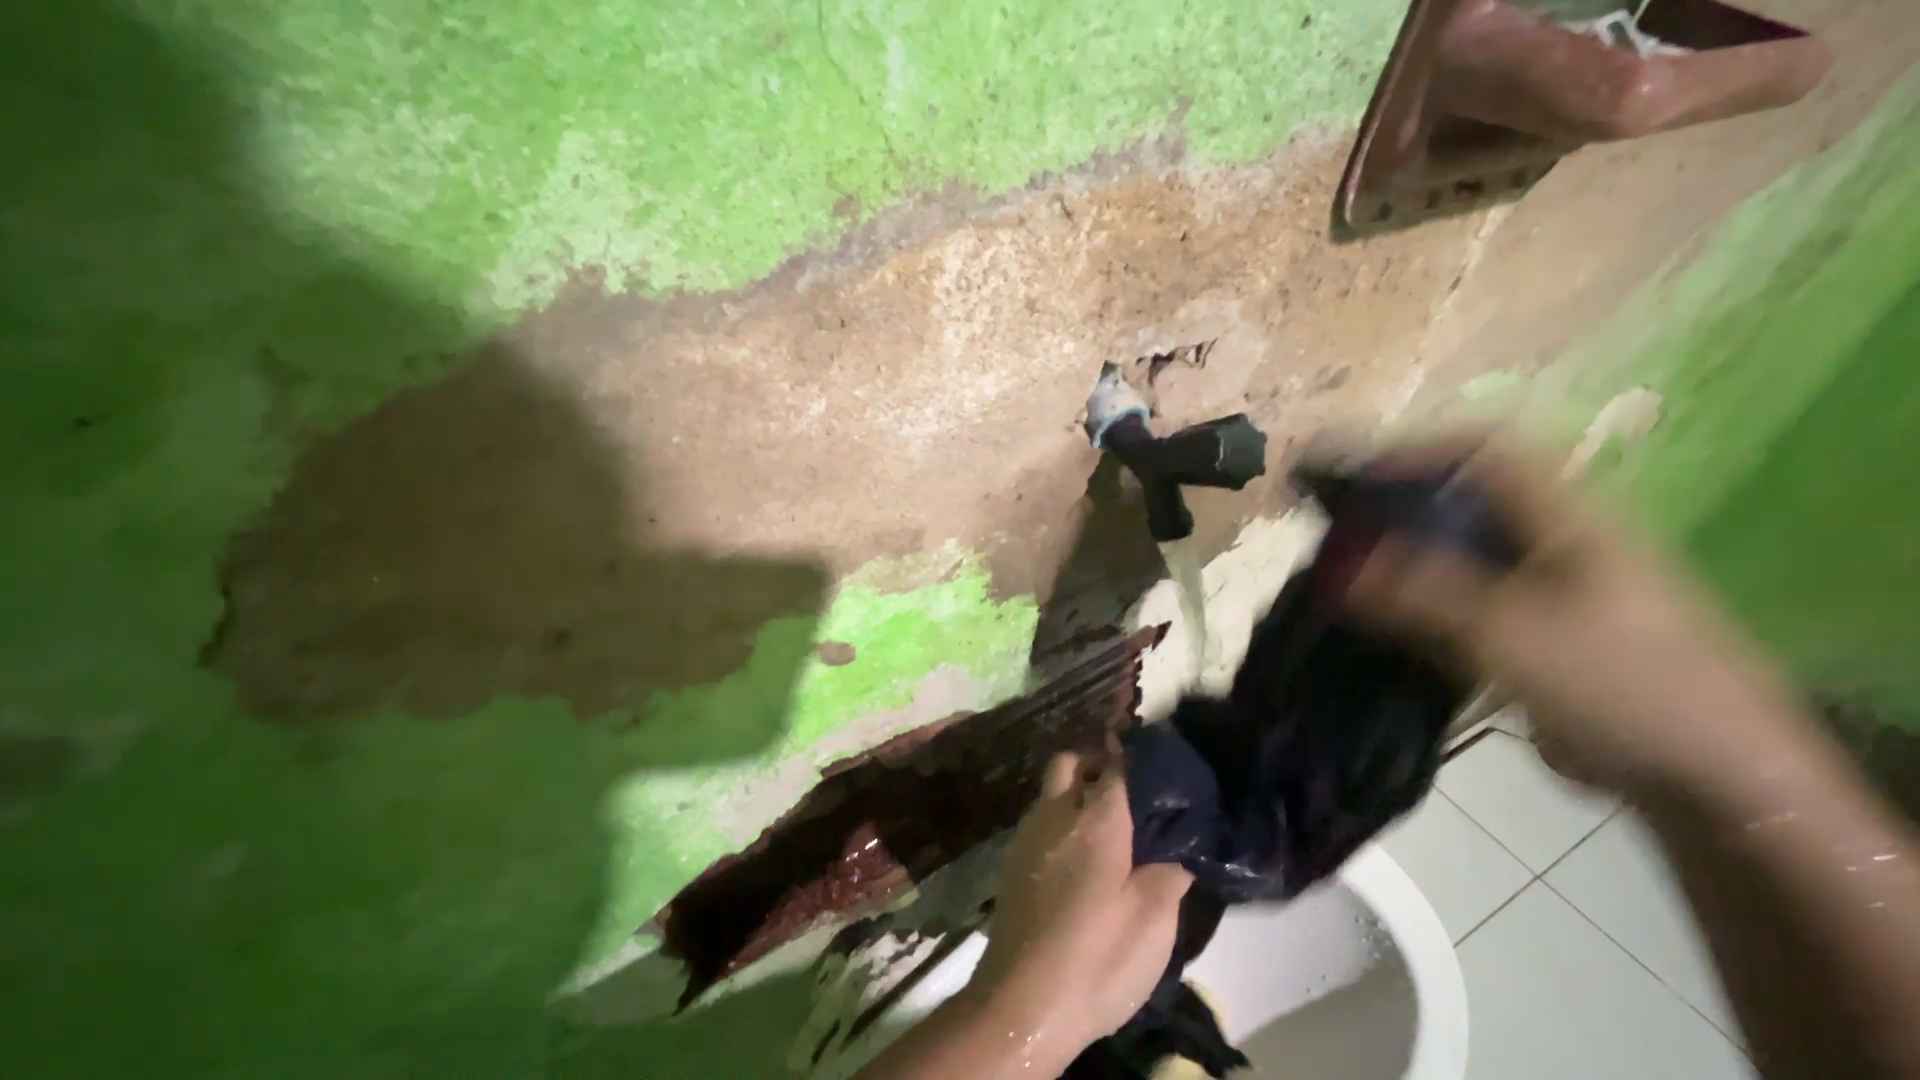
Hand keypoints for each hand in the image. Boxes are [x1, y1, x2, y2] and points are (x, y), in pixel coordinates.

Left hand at [968, 753, 1192, 1050]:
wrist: (1022, 1003)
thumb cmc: (1098, 958)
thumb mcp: (1154, 922)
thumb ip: (1168, 874)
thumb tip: (1176, 849)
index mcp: (1097, 820)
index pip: (1116, 765)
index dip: (1135, 758)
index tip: (1157, 764)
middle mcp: (1056, 815)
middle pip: (1070, 763)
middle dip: (1095, 765)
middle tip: (1126, 794)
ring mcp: (1027, 838)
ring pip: (1048, 791)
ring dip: (1072, 793)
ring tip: (1105, 827)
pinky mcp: (1011, 864)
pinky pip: (1037, 821)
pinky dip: (1057, 822)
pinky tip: (1077, 858)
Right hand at [1341, 438, 1806, 798]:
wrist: (1709, 778)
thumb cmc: (1622, 683)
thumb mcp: (1511, 631)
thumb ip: (1420, 593)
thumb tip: (1337, 564)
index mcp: (1566, 519)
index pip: (1485, 452)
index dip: (1417, 452)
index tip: (1351, 478)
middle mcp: (1554, 545)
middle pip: (1463, 504)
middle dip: (1395, 510)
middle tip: (1332, 531)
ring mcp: (1546, 595)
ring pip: (1458, 559)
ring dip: (1401, 563)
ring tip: (1340, 577)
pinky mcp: (1534, 641)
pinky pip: (1461, 610)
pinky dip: (1417, 610)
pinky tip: (1379, 628)